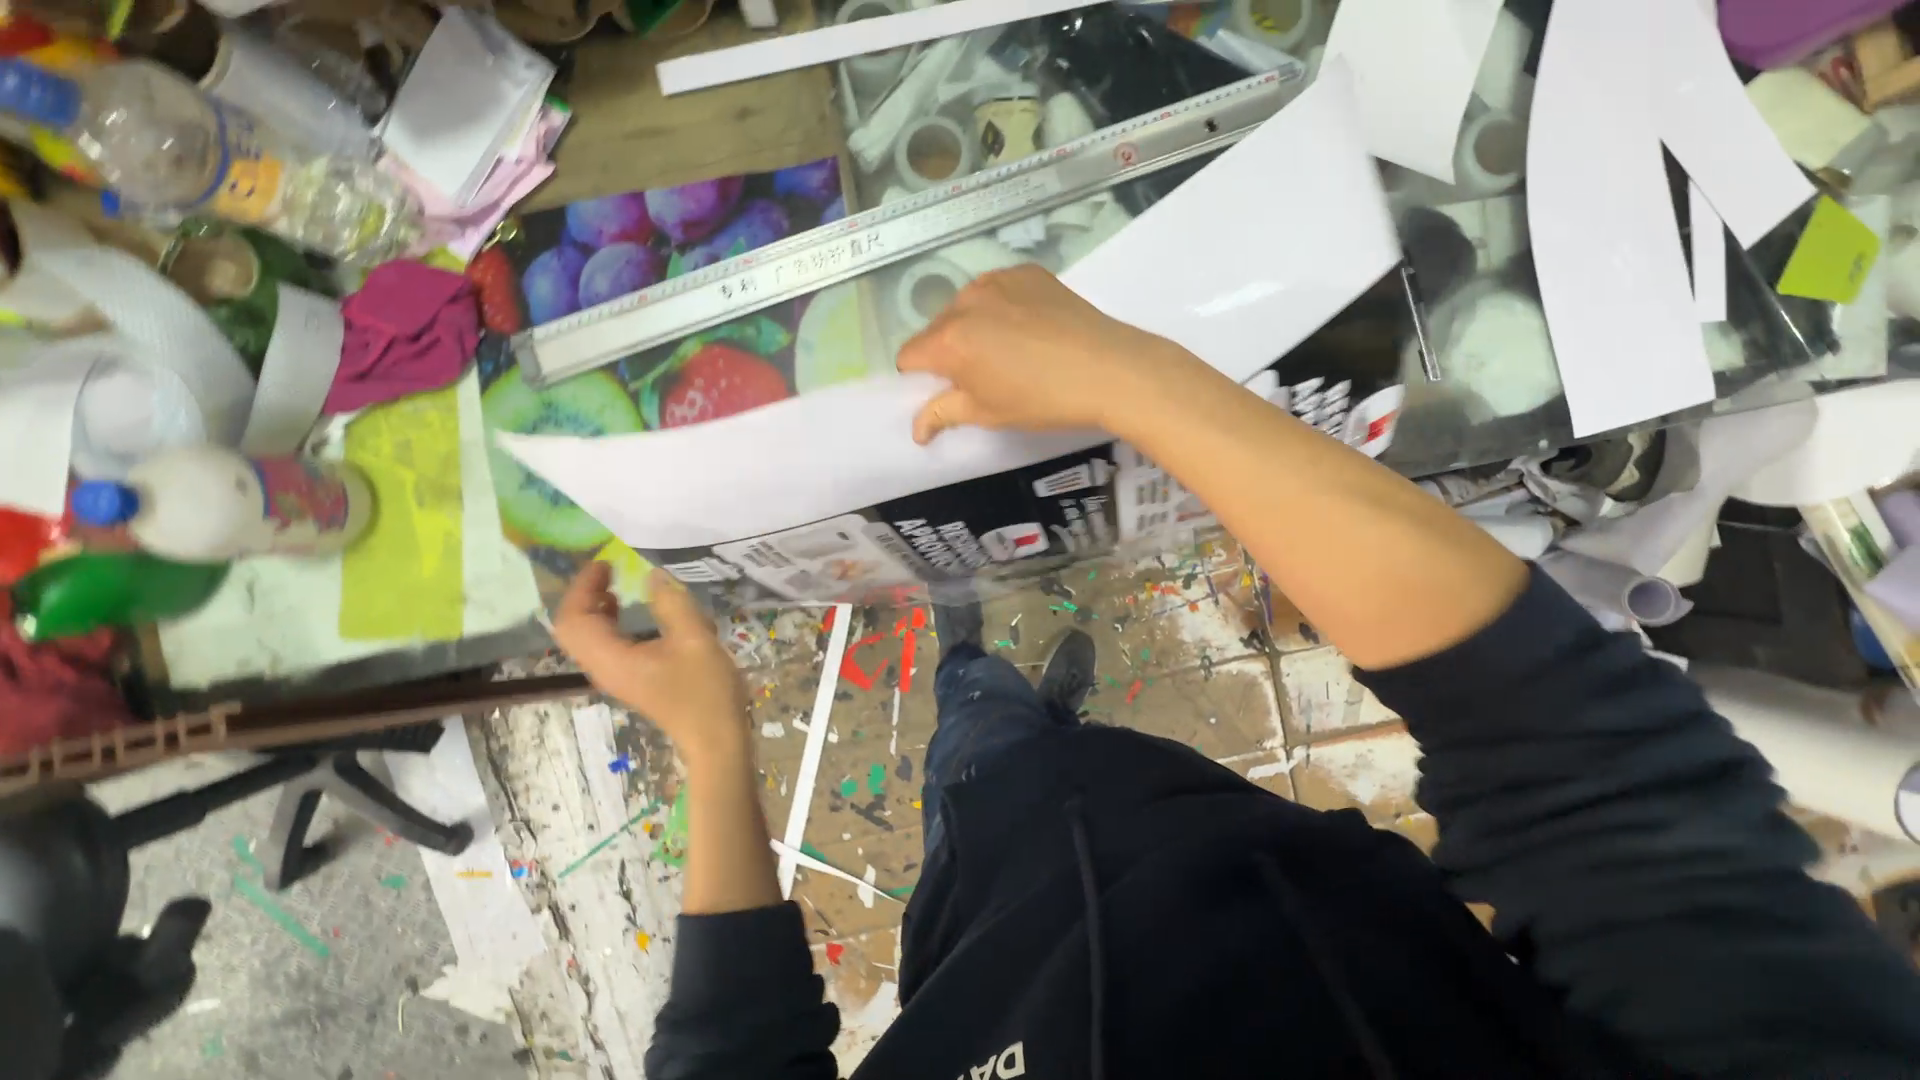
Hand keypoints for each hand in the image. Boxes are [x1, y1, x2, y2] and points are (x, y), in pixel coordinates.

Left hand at [552, 564, 750, 768]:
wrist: (716, 738)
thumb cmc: (705, 690)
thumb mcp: (695, 639)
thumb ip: (672, 603)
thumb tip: (653, 575)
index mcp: (611, 659)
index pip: (575, 618)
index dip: (583, 587)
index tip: (607, 563)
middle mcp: (603, 669)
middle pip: (573, 628)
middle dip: (584, 595)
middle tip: (609, 571)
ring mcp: (615, 677)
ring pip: (586, 638)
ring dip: (594, 608)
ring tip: (616, 586)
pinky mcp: (630, 679)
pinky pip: (604, 646)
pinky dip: (609, 623)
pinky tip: (631, 613)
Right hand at [895, 264, 1198, 443]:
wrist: (1108, 368)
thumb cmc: (1042, 399)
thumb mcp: (989, 413)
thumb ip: (944, 413)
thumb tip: (917, 429)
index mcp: (949, 341)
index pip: (908, 355)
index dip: (920, 376)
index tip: (947, 389)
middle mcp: (965, 302)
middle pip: (936, 328)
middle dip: (947, 350)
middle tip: (981, 374)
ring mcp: (997, 280)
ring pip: (967, 306)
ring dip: (974, 325)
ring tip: (1009, 350)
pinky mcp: (1026, 272)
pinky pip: (998, 290)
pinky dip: (1002, 307)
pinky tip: (1030, 328)